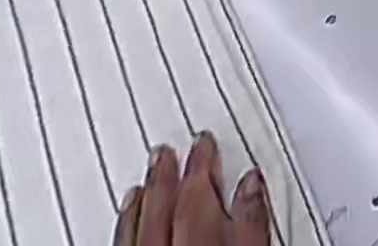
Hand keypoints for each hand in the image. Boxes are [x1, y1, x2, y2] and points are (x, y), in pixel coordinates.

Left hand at [115, 133, 271, 245]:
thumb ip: (252, 218)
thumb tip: (251, 181)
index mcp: (201, 236)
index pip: (196, 192)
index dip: (201, 163)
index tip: (204, 141)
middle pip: (162, 210)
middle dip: (164, 177)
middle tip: (164, 150)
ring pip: (135, 234)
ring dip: (138, 207)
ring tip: (138, 186)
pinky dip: (125, 232)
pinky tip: (126, 223)